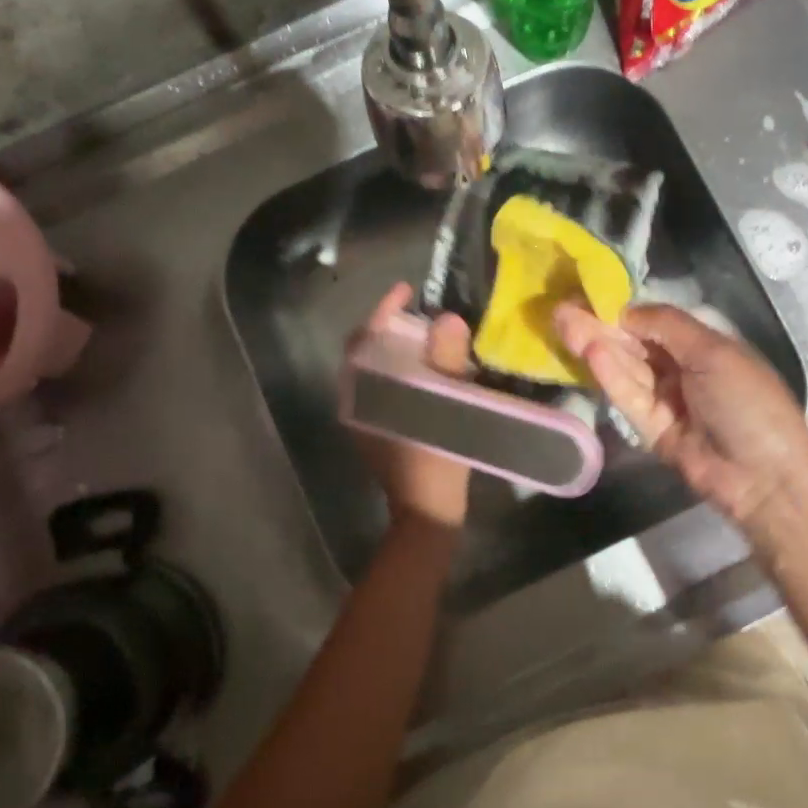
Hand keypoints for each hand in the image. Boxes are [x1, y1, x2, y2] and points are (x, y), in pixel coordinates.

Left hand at [348, 283, 473, 530]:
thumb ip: (445, 364)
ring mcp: (371, 418)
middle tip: (425, 313)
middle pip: (369, 351)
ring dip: (402, 350)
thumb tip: (448, 320)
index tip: (408, 290)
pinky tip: (437, 373)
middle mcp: (359, 403)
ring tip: (434, 337)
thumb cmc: (433, 463)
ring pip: (381, 370)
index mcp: (363, 395)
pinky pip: (392, 388)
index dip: (384, 309)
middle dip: (393, 327)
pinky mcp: (385, 431)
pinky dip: (409, 372)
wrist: (427, 517)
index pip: (365, 339)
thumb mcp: (445, 410)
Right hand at [554, 302, 807, 522]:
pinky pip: (628, 397)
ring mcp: (665, 400)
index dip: (625, 309)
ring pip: (626, 368)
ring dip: (596, 345)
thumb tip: (627, 310)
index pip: (656, 322)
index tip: (590, 295)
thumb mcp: (714, 351)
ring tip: (564, 323)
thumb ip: (668, 326)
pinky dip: (610, 375)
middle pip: (635, 344)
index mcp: (705, 346)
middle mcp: (682, 370)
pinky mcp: (650, 428)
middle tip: (563, 308)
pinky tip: (589, 352)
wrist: (763, 474)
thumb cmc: (748, 401)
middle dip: (601, 326)